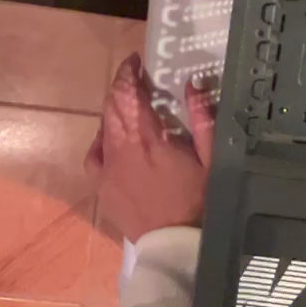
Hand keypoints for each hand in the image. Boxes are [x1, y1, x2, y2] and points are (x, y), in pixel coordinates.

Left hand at [84, 54, 215, 243]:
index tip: (135, 61)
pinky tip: (110, 138)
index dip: (128, 73)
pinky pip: (94, 154)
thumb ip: (201, 119)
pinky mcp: (102, 186)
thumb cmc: (200, 201)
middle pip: (113, 106)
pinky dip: (101, 139)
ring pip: (103, 127)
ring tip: (130, 108)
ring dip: (114, 111)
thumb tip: (191, 84)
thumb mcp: (212, 158)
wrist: (176, 245)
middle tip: (136, 80)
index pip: (129, 94)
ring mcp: (107, 168)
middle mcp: (121, 148)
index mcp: (149, 138)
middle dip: (122, 88)